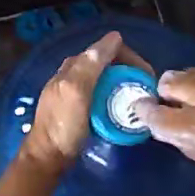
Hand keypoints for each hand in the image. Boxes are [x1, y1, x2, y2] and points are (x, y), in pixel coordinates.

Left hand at [19, 32, 147, 174]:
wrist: (48, 158)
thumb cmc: (63, 125)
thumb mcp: (77, 92)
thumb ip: (92, 65)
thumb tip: (114, 38)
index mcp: (73, 65)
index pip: (108, 48)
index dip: (130, 58)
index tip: (146, 77)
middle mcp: (74, 72)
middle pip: (109, 63)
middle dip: (130, 71)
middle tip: (146, 90)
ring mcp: (75, 89)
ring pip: (107, 79)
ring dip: (125, 85)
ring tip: (139, 99)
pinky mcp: (79, 106)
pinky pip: (103, 94)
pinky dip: (115, 96)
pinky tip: (122, 109)